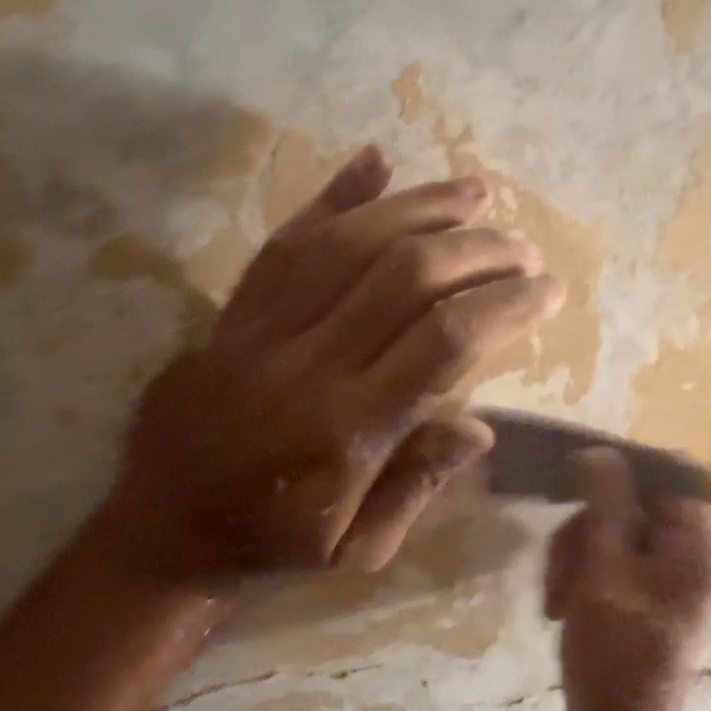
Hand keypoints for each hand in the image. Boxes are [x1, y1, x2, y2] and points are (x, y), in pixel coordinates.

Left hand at [103, 145, 565, 582]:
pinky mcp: (232, 314)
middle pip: (402, 277)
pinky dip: (331, 198)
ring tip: (474, 193)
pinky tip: (374, 161)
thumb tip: (481, 427)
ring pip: (346, 244)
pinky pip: (283, 244)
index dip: (503, 305)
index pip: (442, 342)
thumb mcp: (357, 548)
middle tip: (521, 248)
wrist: (163, 529)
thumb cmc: (274, 544)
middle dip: (475, 252)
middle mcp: (308, 365)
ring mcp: (263, 331)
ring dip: (418, 209)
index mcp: (349, 429)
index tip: (546, 290)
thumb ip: (415, 486)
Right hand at [545, 449, 710, 710]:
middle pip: (636, 508)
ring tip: (554, 600)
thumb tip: (603, 452)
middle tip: (556, 568)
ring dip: (576, 557)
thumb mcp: (603, 570)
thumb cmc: (613, 655)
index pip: (674, 477)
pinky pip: (615, 565)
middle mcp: (695, 559)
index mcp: (699, 548)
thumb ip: (607, 505)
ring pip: (616, 537)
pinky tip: (561, 608)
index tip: (578, 482)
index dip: (626, 471)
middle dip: (587, 530)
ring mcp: (673, 583)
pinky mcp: (650, 603)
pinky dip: (584, 577)